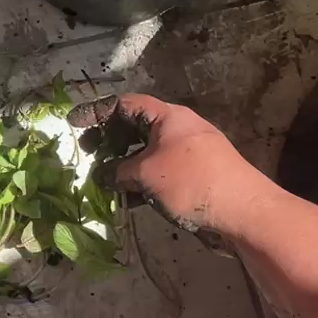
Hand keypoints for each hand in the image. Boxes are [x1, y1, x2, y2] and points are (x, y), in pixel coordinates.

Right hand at [70, 93, 273, 234]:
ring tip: (101, 180)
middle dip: (107, 140)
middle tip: (87, 154)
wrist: (244, 213)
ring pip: (143, 153)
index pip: (124, 105)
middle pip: (133, 128)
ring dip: (121, 166)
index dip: (96, 112)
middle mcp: (176, 130)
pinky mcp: (190, 178)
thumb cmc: (192, 182)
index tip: (73, 124)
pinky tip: (125, 200)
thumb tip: (103, 175)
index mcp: (167, 117)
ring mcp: (185, 155)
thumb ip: (117, 171)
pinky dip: (137, 183)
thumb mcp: (145, 173)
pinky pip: (155, 174)